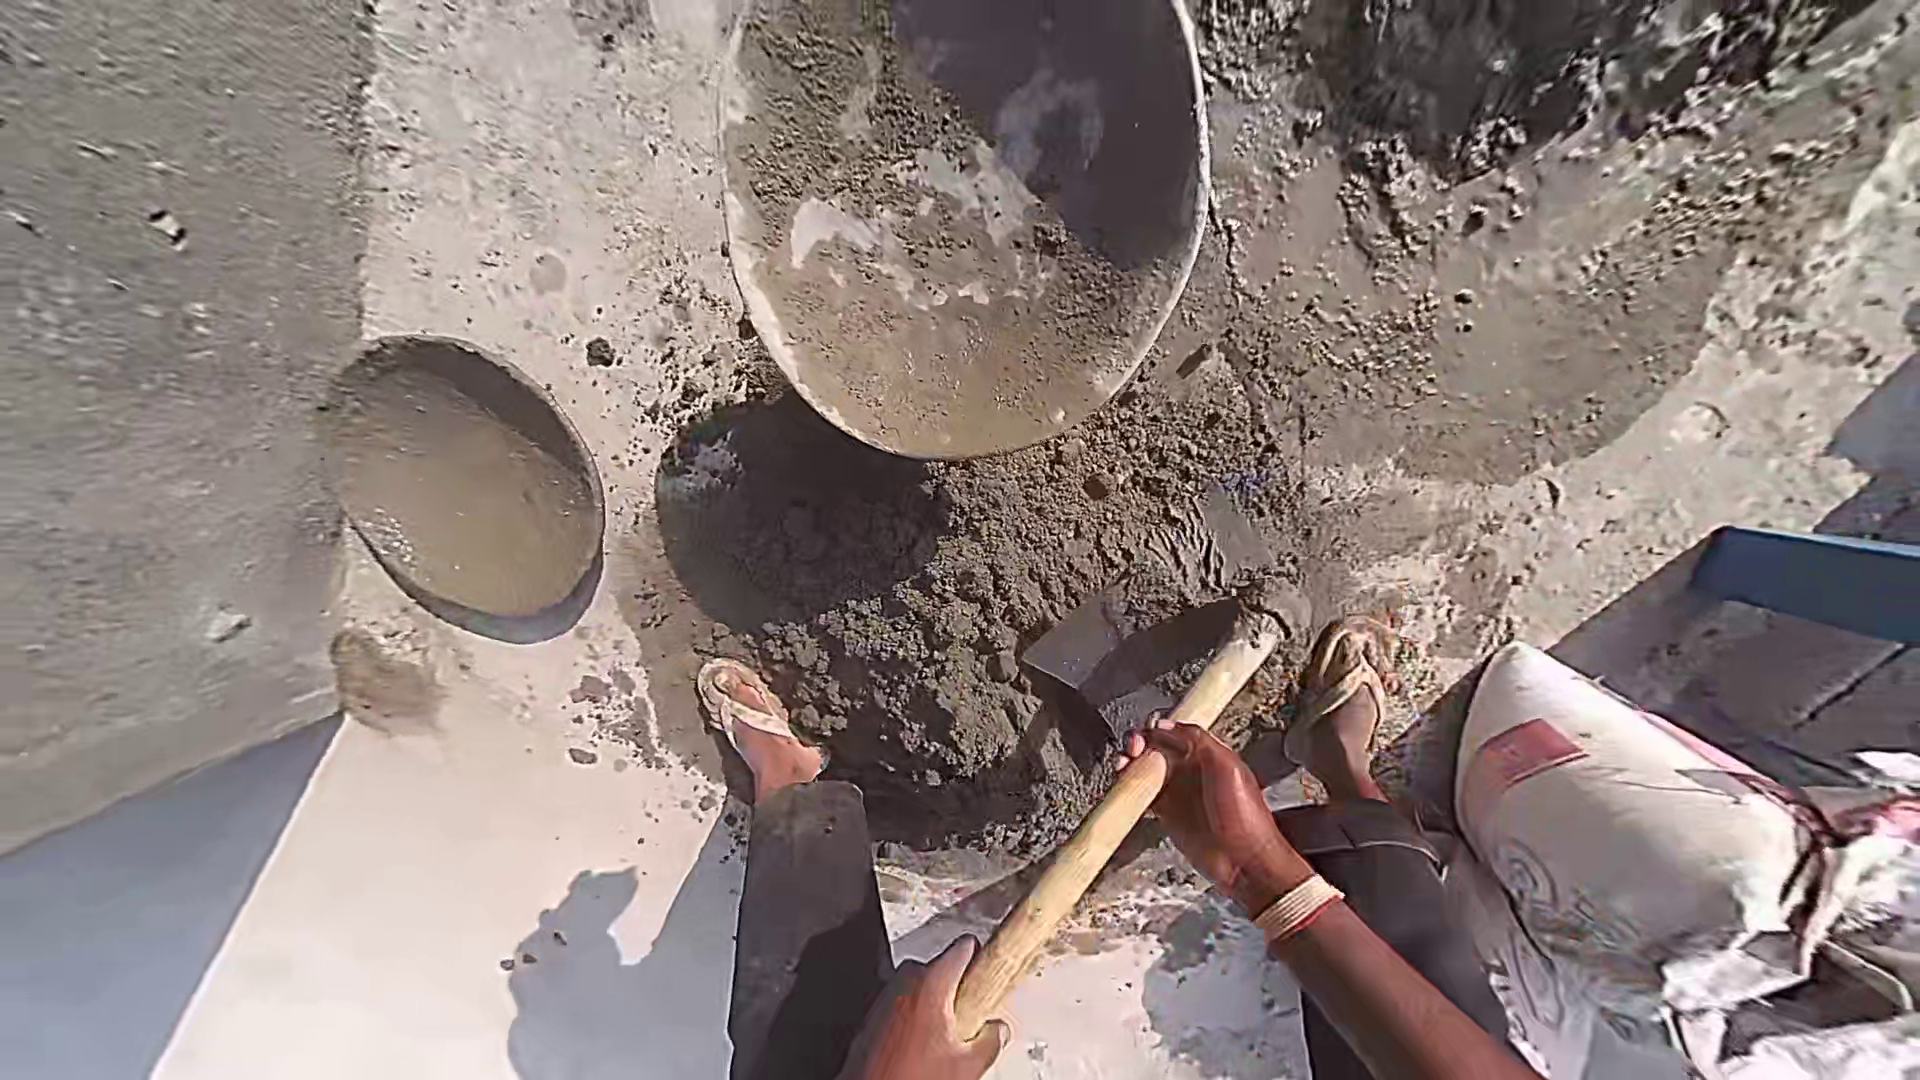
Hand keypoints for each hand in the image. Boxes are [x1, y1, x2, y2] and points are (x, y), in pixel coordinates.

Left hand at [837, 935, 1009, 1079]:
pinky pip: (901, 998)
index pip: (963, 947)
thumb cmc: (909, 1079)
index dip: (978, 956)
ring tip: (935, 1037)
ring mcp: (888, 990)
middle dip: (953, 990)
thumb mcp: (964, 1070)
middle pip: (941, 968)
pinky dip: (910, 1012)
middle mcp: (907, 977)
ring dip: (929, 1001)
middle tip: (960, 1019)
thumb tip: (997, 1031)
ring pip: (920, 983)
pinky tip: (914, 1042)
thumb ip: (989, 1042)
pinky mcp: (873, 1007)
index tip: (984, 966)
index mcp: (932, 982)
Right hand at [1121, 717, 1312, 914]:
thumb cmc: (1244, 815)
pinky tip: (1122, 782)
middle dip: (1137, 741)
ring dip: (1128, 760)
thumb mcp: (1227, 767)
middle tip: (1133, 750)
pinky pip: (1140, 792)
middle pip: (1152, 744)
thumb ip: (1198, 739)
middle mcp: (1186, 767)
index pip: (1170, 730)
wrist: (1245, 862)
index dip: (1153, 728)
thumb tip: (1164, 723)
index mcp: (1202, 752)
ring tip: (1122, 765)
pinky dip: (1127, 784)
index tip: (1145, 736)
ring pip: (1142, 766)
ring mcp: (1174, 789)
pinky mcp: (1164, 811)